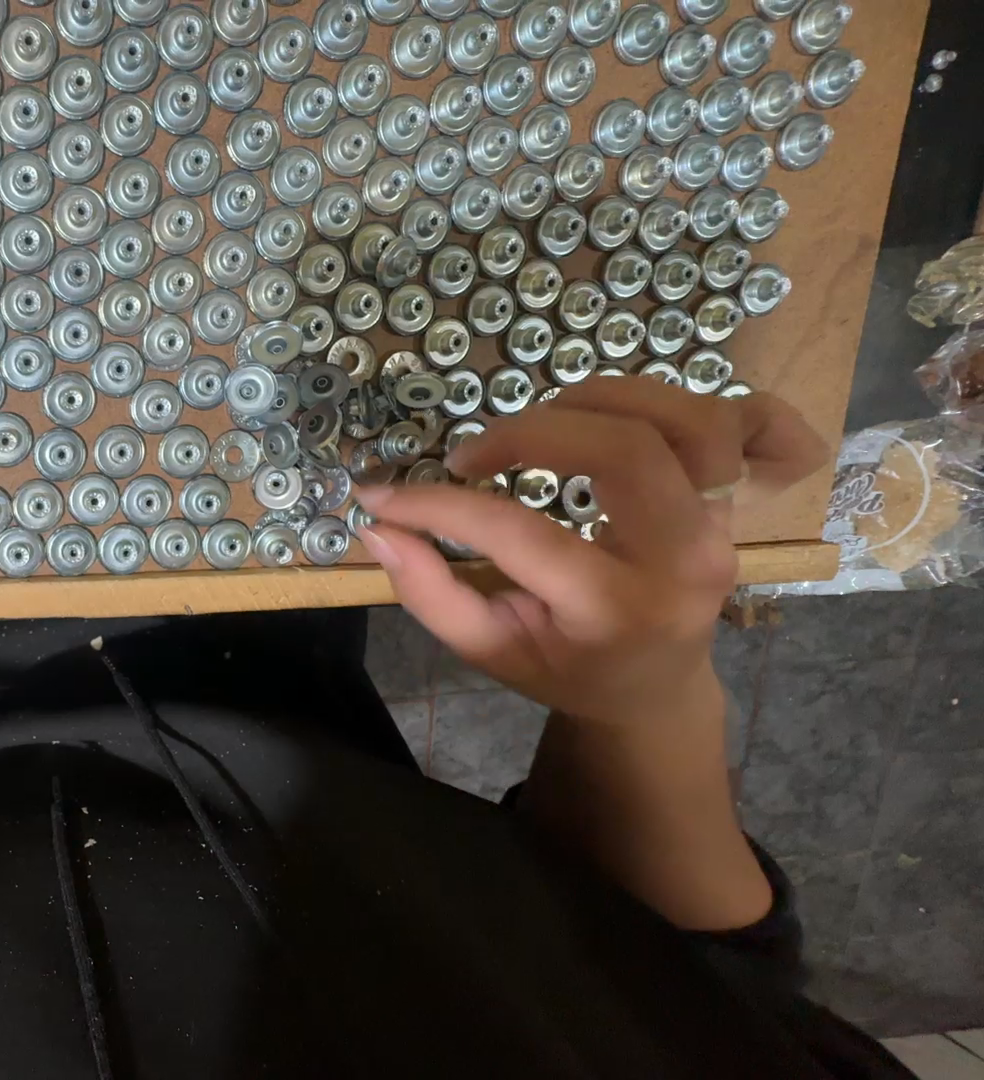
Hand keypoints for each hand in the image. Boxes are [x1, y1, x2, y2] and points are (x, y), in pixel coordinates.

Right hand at [355, 379, 829, 728]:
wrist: (650, 685)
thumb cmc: (559, 666)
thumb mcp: (481, 645)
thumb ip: (424, 590)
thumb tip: (377, 525)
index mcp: (613, 606)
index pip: (515, 532)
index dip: (435, 505)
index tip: (383, 496)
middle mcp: (683, 557)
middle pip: (627, 450)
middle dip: (528, 433)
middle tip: (471, 456)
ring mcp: (723, 522)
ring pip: (693, 420)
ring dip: (602, 401)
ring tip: (542, 424)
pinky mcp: (741, 499)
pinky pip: (765, 425)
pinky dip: (714, 405)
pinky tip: (647, 419)